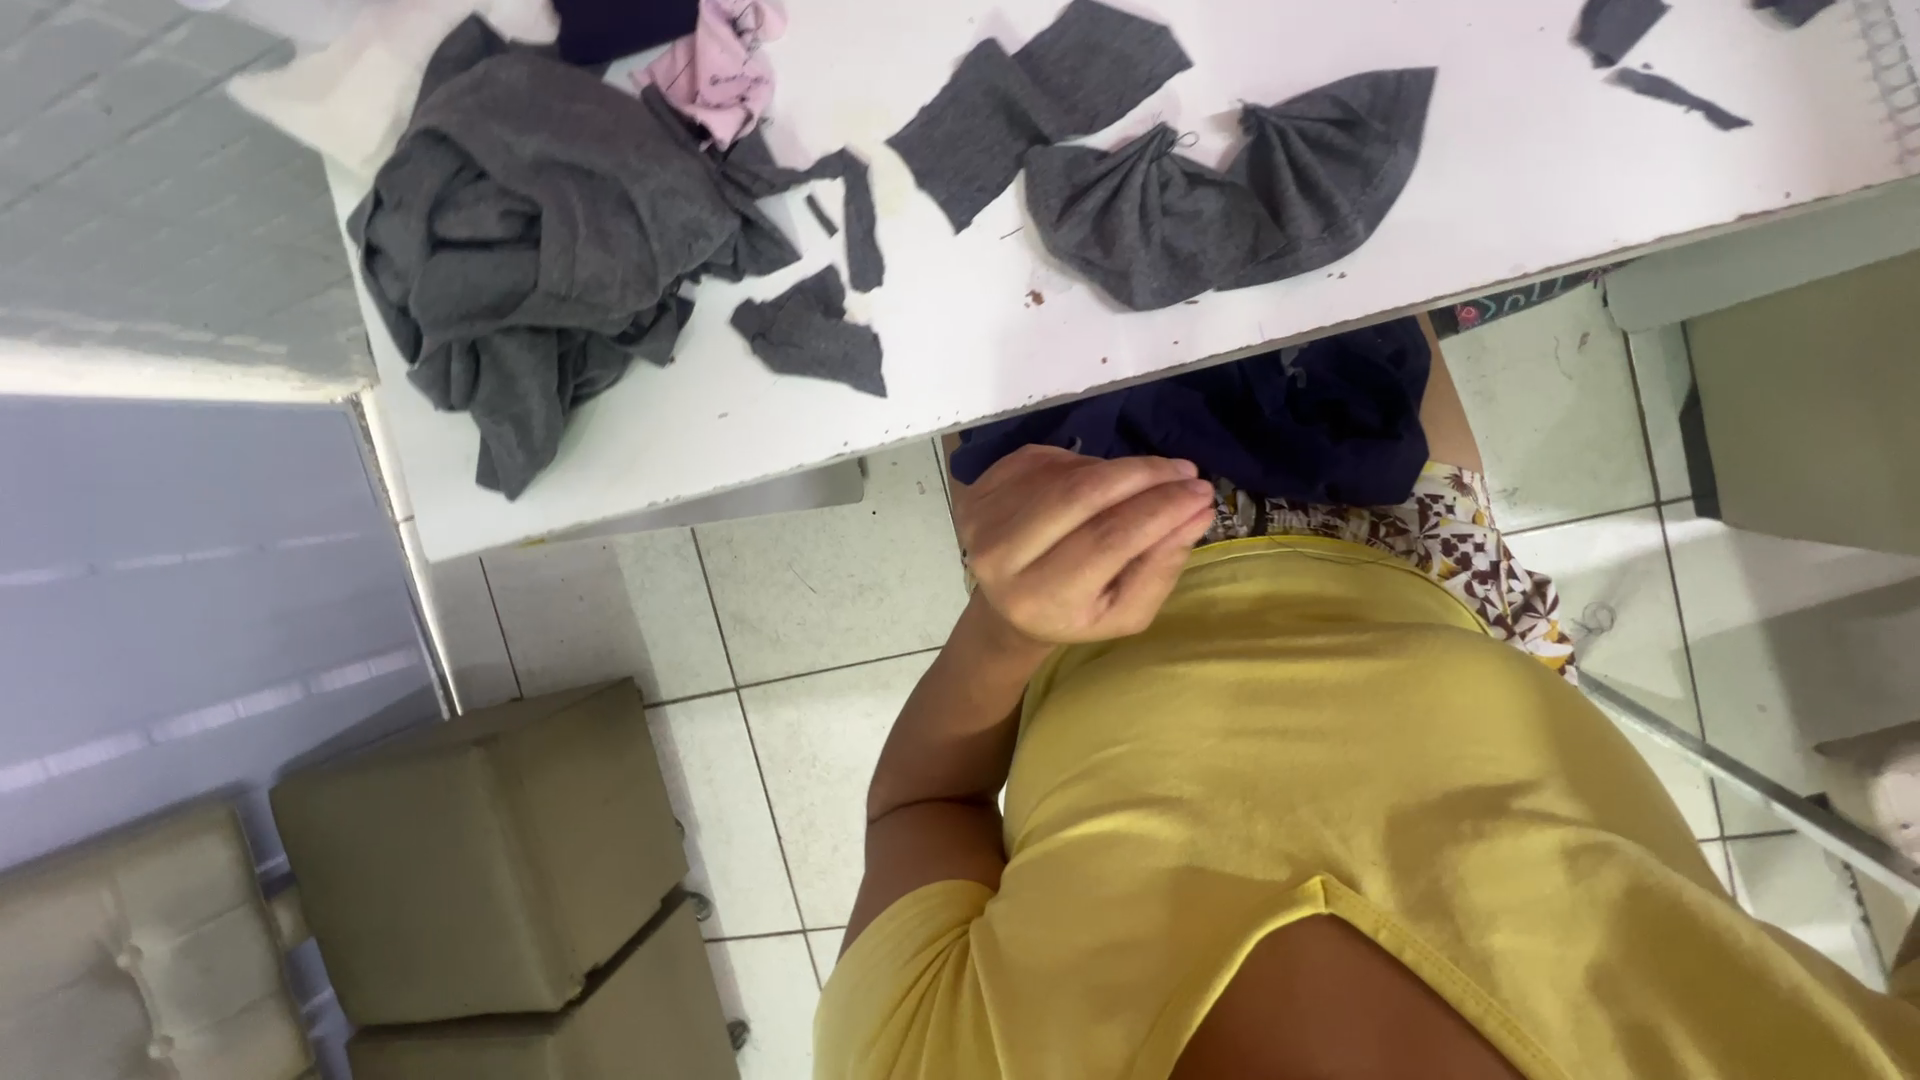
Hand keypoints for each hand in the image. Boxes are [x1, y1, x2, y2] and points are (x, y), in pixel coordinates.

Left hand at [955, 445, 1216, 644]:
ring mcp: (982, 517)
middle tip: (1185, 470)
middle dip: (1144, 474)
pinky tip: (1097, 484)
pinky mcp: (979, 489)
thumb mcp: (1125, 611)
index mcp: (1038, 599)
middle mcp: (999, 557)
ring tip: (1143, 484)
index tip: (1203, 490)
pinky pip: (1047, 460)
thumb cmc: (1075, 614)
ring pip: (1067, 472)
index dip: (1160, 508)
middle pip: (1081, 494)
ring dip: (1117, 470)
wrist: (1008, 607)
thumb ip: (1160, 567)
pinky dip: (1084, 465)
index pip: (1108, 539)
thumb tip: (1196, 511)